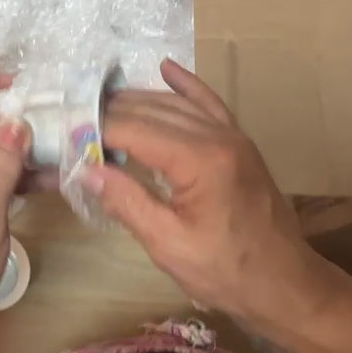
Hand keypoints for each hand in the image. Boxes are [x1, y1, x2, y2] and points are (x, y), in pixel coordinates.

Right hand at [89, 59, 351, 334]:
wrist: (285, 284)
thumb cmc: (226, 271)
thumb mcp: (168, 244)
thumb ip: (127, 202)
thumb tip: (86, 169)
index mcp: (199, 160)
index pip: (133, 130)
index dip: (96, 132)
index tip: (66, 137)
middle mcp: (217, 136)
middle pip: (151, 111)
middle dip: (110, 113)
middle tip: (74, 121)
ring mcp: (232, 136)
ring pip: (175, 103)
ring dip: (137, 100)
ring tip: (100, 103)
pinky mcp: (239, 143)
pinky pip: (208, 103)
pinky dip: (185, 85)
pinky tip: (166, 69)